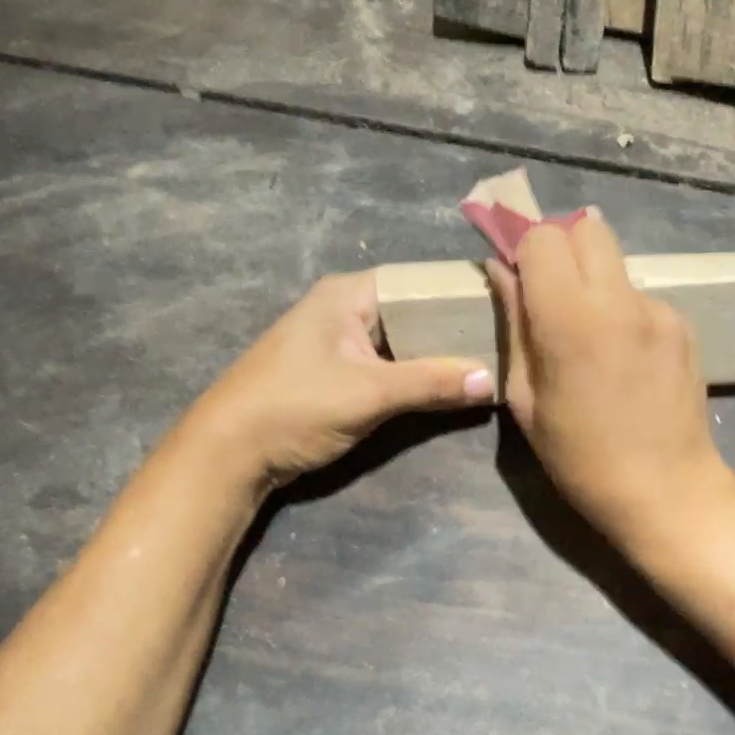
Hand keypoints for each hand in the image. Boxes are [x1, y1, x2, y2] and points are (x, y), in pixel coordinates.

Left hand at [187, 272, 492, 485]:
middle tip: (505, 339)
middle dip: (456, 327)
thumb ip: (431, 383)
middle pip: (414, 311)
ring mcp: (342, 342)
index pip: (418, 280)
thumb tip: (489, 380)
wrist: (228, 454)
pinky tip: (452, 384)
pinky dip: (420, 373)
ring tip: (490, 360)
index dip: (459, 291)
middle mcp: (347, 309)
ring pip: (406, 340)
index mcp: (348, 295)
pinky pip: (393, 363)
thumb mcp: (369, 393)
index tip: (504, 304)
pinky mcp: (341, 373)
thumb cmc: (294, 407)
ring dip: (439, 354)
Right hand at [488, 213, 732, 546]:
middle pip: (589, 228)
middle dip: (563, 249)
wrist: (667, 489)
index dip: (526, 254)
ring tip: (592, 339)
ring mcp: (660, 309)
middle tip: (553, 296)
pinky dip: (624, 312)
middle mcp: (620, 300)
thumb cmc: (581, 459)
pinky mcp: (684, 324)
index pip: (544, 238)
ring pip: (617, 263)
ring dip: (595, 282)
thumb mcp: (527, 399)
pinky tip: (626, 360)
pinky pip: (641, 297)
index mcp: (571, 319)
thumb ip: (514, 326)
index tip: (522, 285)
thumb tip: (502, 272)